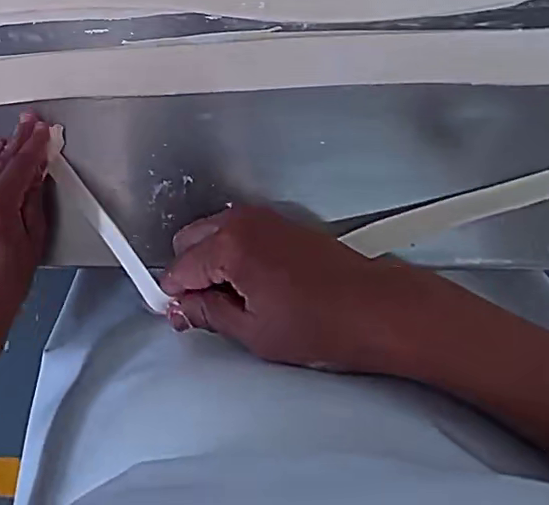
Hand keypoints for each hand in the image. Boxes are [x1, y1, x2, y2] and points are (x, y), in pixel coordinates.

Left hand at [0, 113, 51, 330]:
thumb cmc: (4, 283)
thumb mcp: (33, 239)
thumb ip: (34, 200)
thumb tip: (36, 175)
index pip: (20, 164)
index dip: (35, 145)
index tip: (44, 131)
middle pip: (3, 160)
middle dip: (20, 140)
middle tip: (31, 121)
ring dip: (5, 151)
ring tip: (18, 134)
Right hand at [159, 205, 480, 374]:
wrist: (375, 308)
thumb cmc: (322, 323)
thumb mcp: (254, 332)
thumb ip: (207, 313)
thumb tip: (181, 307)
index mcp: (229, 245)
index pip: (179, 267)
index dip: (173, 295)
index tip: (176, 313)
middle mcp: (241, 221)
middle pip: (188, 240)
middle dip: (189, 273)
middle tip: (205, 309)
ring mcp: (260, 217)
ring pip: (211, 233)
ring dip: (210, 261)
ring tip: (236, 300)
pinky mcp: (277, 221)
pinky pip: (235, 231)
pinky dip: (231, 252)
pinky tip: (254, 284)